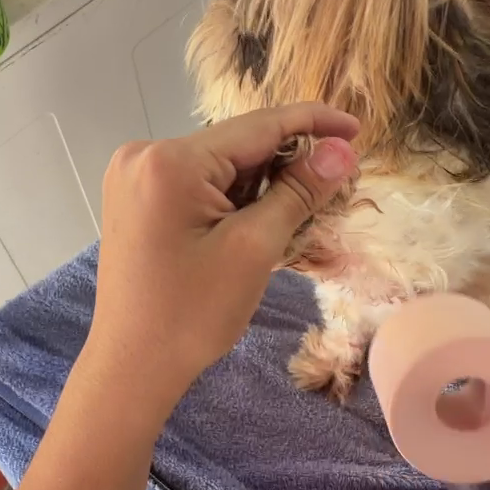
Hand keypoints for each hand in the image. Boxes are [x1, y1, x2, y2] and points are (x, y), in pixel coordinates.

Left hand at [85, 104, 358, 399]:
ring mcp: (133, 178)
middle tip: (332, 191)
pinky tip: (254, 225)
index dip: (313, 123)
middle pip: (235, 146)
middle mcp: (143, 155)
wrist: (132, 366)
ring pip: (218, 167)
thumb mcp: (253, 249)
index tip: (357, 128)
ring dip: (260, 186)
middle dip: (285, 165)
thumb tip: (342, 150)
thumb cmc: (192, 315)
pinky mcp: (135, 200)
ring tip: (292, 220)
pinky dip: (231, 200)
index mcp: (169, 161)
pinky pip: (196, 185)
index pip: (257, 126)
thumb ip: (298, 192)